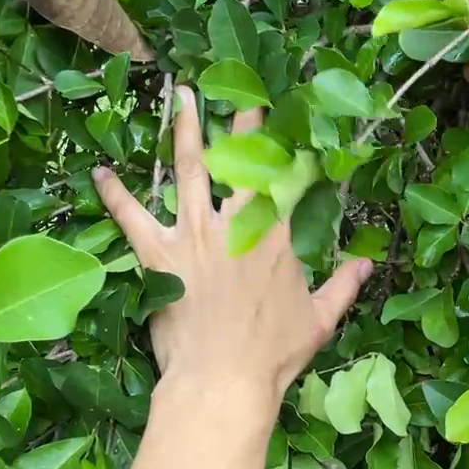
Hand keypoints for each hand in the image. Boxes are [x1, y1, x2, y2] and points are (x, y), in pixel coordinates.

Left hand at [92, 87, 371, 404]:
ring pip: (189, 170)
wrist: (223, 379)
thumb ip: (344, 285)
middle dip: (241, 120)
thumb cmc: (274, 353)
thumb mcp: (320, 320)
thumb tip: (368, 263)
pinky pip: (132, 217)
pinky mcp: (159, 254)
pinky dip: (115, 194)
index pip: (286, 180)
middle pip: (240, 160)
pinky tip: (100, 172)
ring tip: (181, 96)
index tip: (291, 125)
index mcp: (277, 237)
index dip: (289, 149)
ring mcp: (194, 235)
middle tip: (238, 88)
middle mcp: (236, 223)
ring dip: (186, 131)